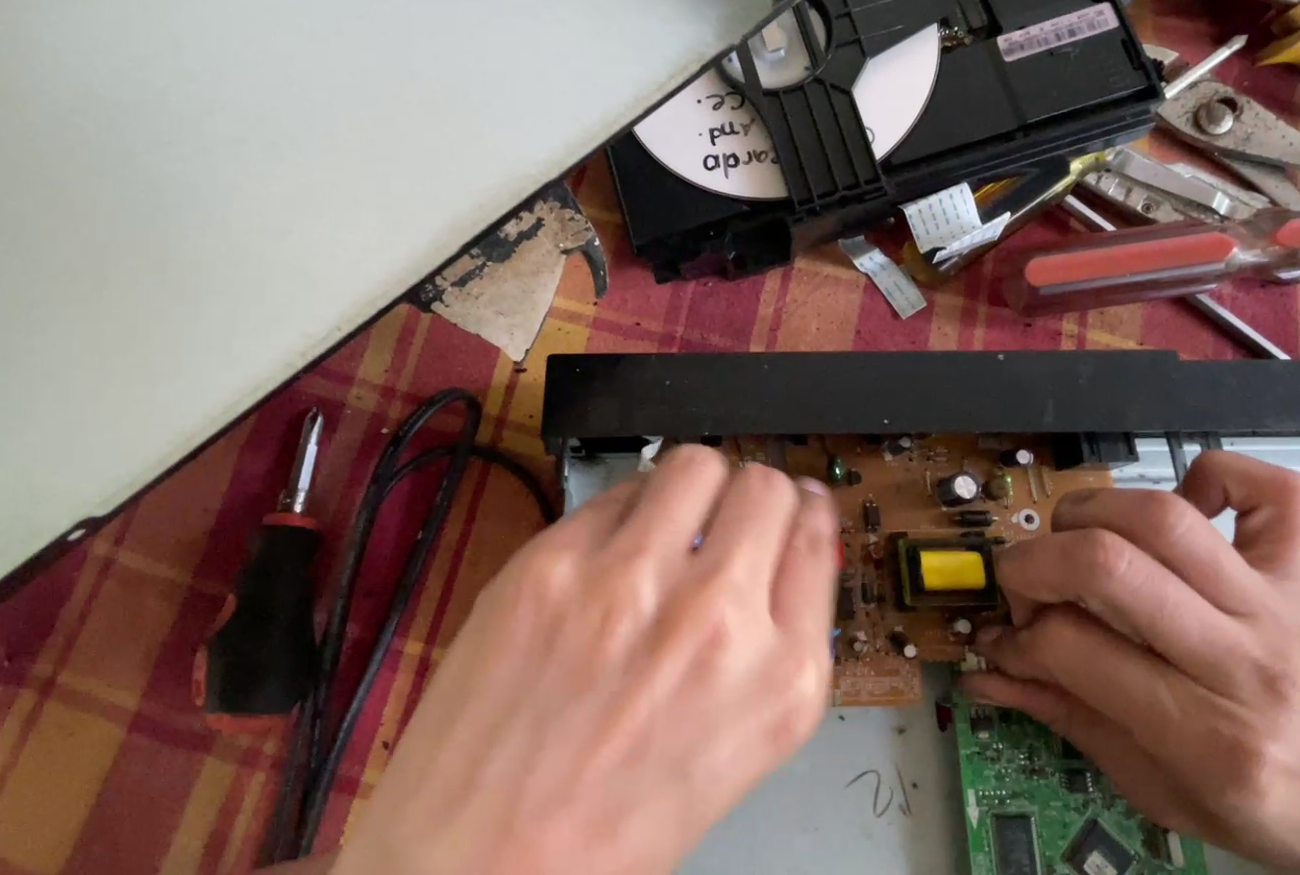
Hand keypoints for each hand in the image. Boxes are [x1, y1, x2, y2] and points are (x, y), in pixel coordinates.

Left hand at [327, 445, 838, 874]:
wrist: (481, 856)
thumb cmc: (608, 824)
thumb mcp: (733, 748)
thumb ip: (767, 646)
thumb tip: (773, 554)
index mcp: (778, 680)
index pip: (817, 539)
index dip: (803, 513)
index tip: (791, 505)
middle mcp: (714, 620)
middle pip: (763, 487)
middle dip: (749, 492)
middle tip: (724, 512)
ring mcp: (629, 582)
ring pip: (693, 464)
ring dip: (690, 484)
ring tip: (668, 518)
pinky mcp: (554, 563)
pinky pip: (614, 492)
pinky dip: (623, 510)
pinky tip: (609, 551)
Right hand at [963, 450, 1299, 874]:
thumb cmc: (1290, 819)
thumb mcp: (1164, 796)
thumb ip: (1071, 723)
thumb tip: (988, 674)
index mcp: (1205, 735)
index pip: (1070, 647)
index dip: (1016, 639)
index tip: (1007, 647)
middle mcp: (1239, 659)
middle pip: (1106, 564)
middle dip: (1031, 567)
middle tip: (1026, 594)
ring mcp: (1275, 605)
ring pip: (1161, 517)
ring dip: (1087, 515)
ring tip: (1075, 546)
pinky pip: (1271, 492)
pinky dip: (1215, 472)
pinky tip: (1185, 498)